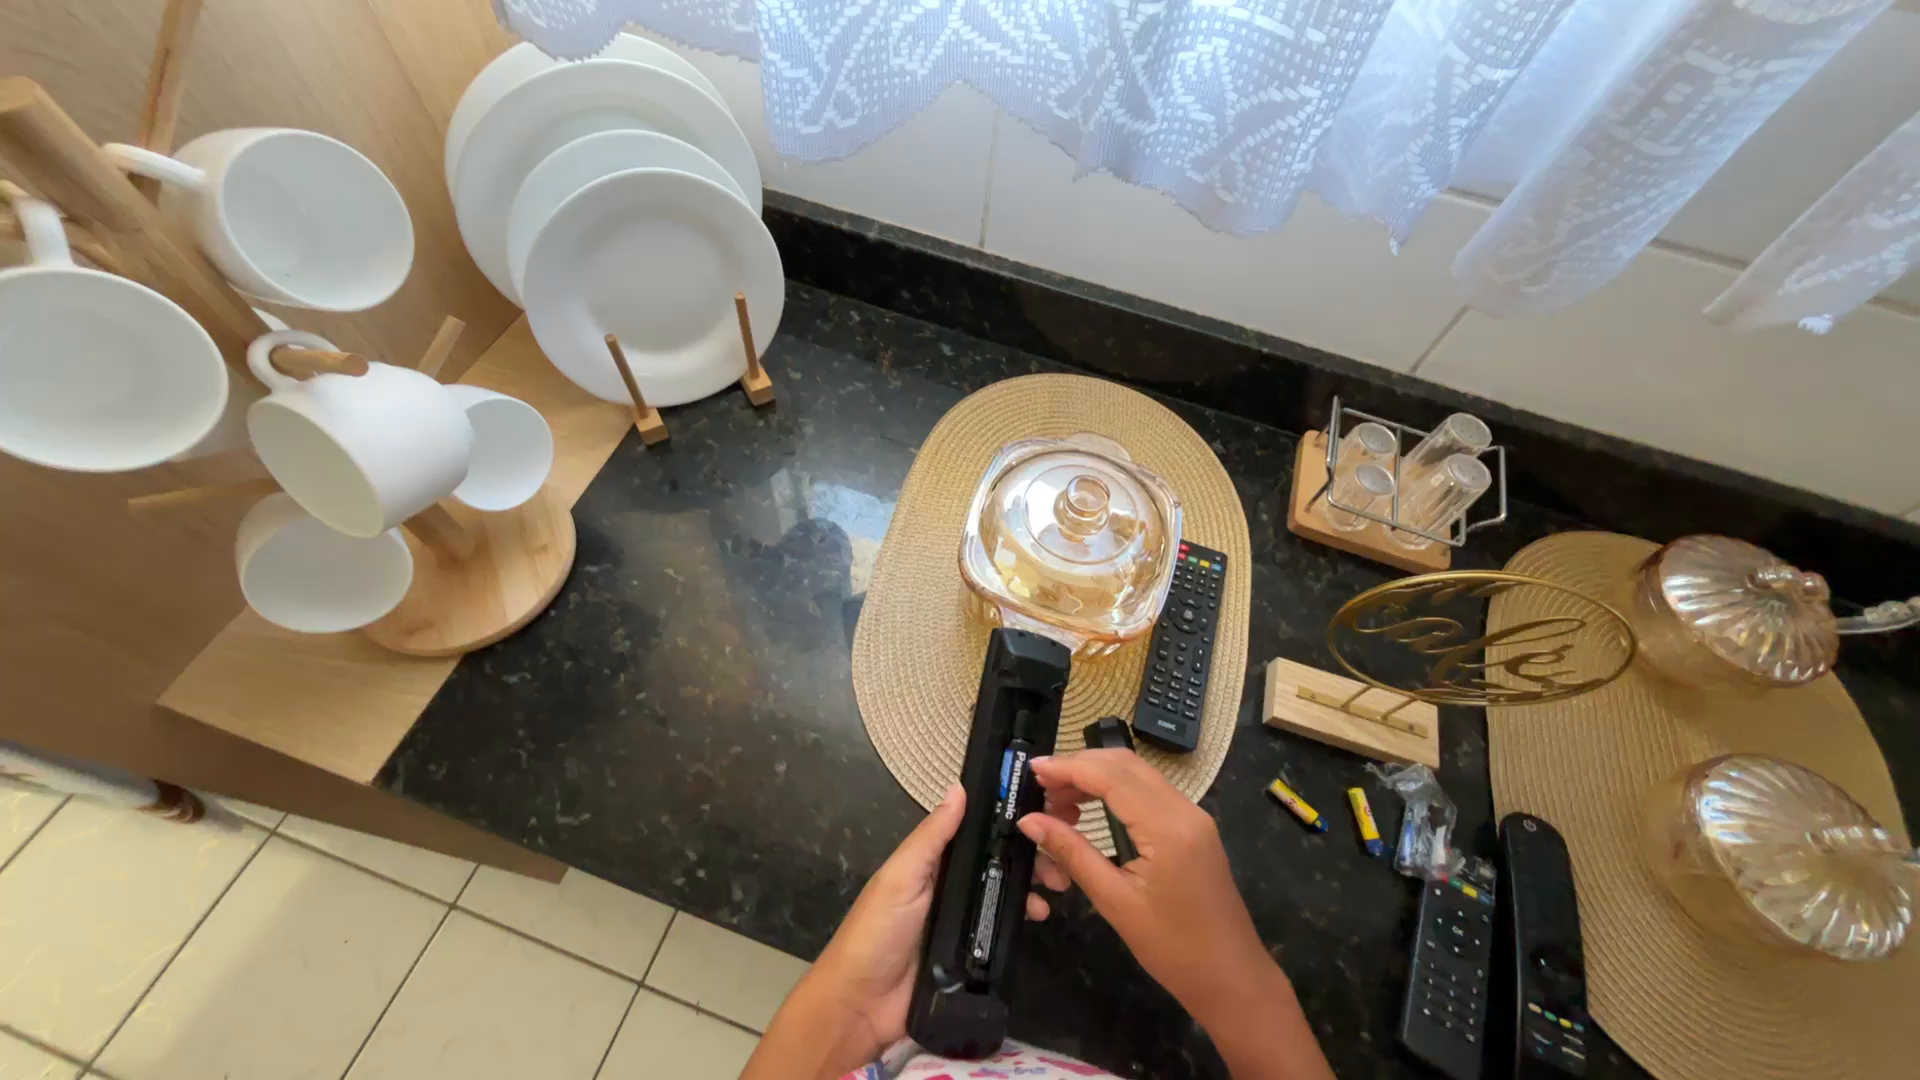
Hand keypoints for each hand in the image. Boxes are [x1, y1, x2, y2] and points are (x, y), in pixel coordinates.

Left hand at [746, 784, 1068, 1079]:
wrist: (862, 1006)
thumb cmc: (878, 930)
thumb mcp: (902, 876)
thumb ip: (932, 836)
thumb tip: (958, 787)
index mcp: (932, 864)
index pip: (974, 836)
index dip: (1005, 824)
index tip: (1041, 814)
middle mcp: (950, 888)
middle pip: (995, 865)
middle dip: (1027, 858)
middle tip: (1056, 860)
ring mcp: (962, 923)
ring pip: (1003, 896)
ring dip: (1029, 888)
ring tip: (1055, 888)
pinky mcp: (971, 956)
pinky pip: (999, 933)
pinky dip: (1021, 922)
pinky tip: (1040, 916)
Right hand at [1017, 751, 1334, 1079]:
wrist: (1232, 980)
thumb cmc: (1173, 950)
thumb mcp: (1115, 902)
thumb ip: (1072, 853)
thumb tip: (1029, 820)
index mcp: (1167, 828)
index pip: (1110, 777)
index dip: (1068, 767)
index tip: (1033, 771)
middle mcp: (1184, 810)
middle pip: (1124, 764)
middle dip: (1079, 767)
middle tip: (1043, 788)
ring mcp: (1193, 816)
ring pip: (1137, 773)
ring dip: (1096, 777)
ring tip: (1060, 804)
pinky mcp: (1193, 827)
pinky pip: (1149, 791)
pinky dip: (1115, 790)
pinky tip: (1091, 810)